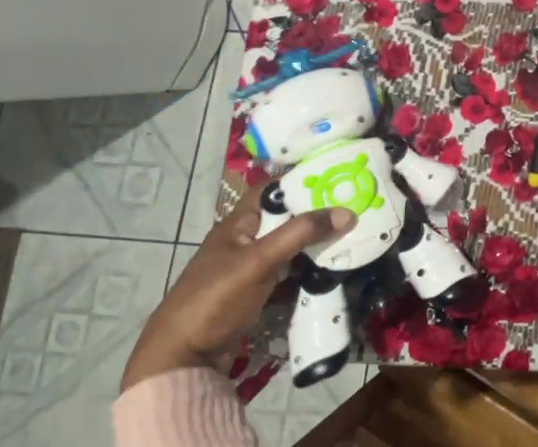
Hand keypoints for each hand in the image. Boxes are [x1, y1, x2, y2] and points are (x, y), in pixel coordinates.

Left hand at [121, 190, 354, 391]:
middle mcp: (244, 242)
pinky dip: (310, 269)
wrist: (182, 361)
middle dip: (318, 213)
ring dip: (317, 242)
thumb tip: (347, 212)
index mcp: (236, 226)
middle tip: (355, 205)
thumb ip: (300, 234)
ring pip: (291, 246)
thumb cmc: (214, 300)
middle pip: (286, 218)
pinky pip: (290, 272)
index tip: (336, 175)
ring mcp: (251, 269)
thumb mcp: (258, 261)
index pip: (271, 190)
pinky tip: (335, 267)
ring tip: (354, 234)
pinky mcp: (258, 293)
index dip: (300, 180)